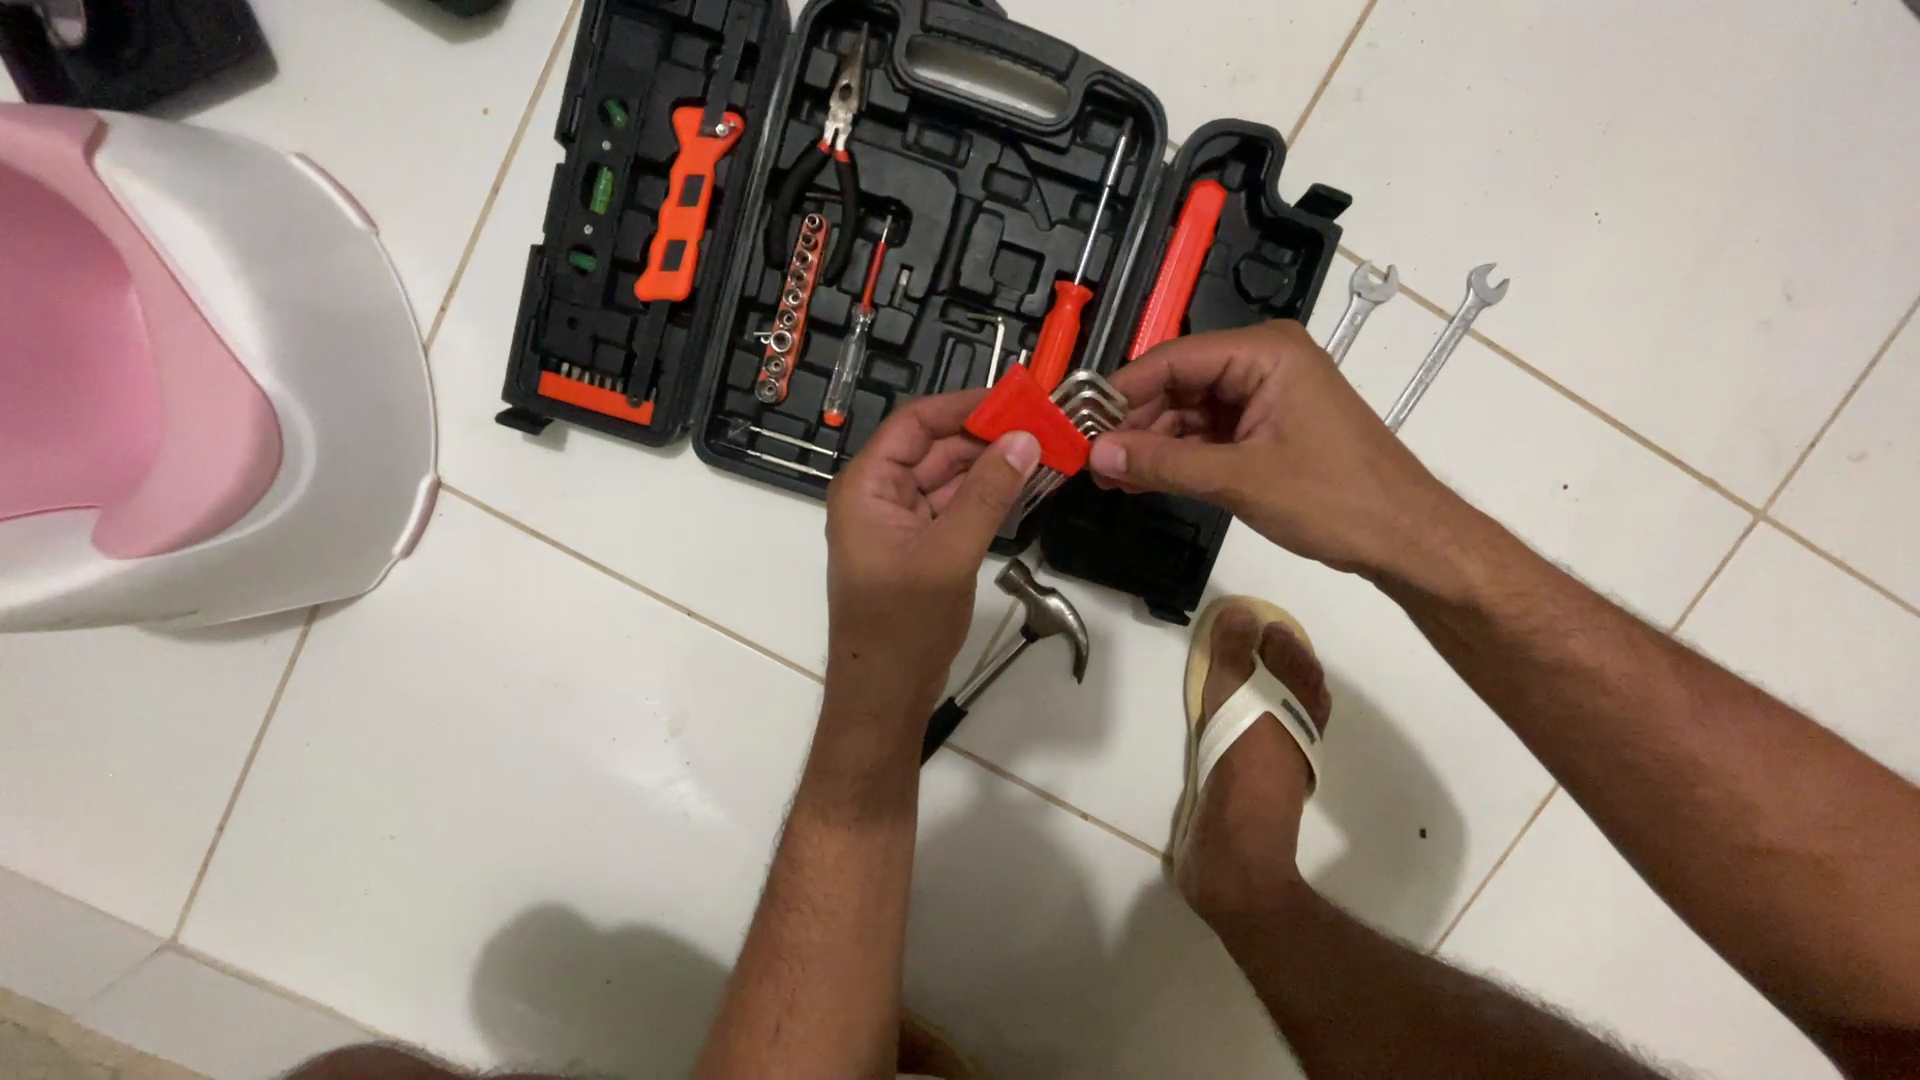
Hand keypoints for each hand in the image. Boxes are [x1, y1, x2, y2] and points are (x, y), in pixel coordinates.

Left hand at [825, 391, 1040, 713]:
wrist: (885, 694)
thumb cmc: (903, 625)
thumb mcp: (949, 555)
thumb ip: (988, 495)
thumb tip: (1025, 439)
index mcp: (867, 486)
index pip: (916, 423)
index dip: (965, 406)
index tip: (1018, 400)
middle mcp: (879, 495)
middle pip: (935, 447)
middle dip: (987, 437)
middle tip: (1045, 427)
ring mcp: (899, 521)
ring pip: (949, 477)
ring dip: (992, 467)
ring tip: (1046, 453)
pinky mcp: (919, 545)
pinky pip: (955, 507)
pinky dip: (987, 498)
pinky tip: (1025, 488)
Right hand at [1088, 320, 1455, 576]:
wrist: (1404, 537)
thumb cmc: (1333, 498)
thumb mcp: (1238, 478)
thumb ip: (1163, 463)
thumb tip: (1096, 454)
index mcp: (1264, 353)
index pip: (1173, 359)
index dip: (1121, 391)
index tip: (1078, 422)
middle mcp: (1261, 363)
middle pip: (1176, 385)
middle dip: (1133, 424)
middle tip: (1088, 458)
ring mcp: (1263, 397)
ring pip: (1187, 414)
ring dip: (1149, 446)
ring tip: (1107, 477)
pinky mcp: (1264, 428)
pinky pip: (1206, 436)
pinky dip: (1175, 459)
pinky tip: (1138, 480)